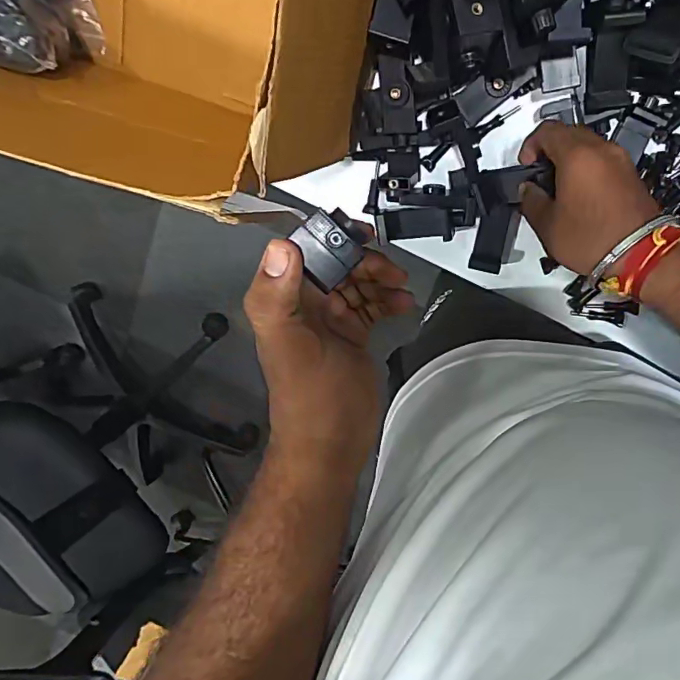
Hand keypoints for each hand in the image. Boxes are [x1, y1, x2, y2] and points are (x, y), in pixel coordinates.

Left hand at [243, 235, 414, 459]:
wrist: (331, 445)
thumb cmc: (309, 398)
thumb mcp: (289, 342)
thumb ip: (277, 295)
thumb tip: (280, 248)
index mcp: (284, 302)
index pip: (302, 253)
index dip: (328, 237)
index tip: (356, 235)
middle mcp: (305, 307)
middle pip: (336, 264)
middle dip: (363, 259)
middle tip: (387, 267)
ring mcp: (331, 321)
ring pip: (357, 281)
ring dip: (380, 277)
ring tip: (399, 284)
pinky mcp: (353, 335)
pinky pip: (371, 304)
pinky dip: (388, 299)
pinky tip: (402, 303)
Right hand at [519, 121, 662, 274]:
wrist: (641, 254)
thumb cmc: (600, 240)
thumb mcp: (548, 225)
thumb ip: (531, 200)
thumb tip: (528, 191)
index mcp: (577, 155)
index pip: (547, 131)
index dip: (530, 145)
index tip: (527, 163)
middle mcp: (602, 151)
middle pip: (569, 133)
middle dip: (550, 150)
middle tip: (540, 173)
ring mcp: (620, 161)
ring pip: (589, 146)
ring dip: (571, 159)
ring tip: (561, 187)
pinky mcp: (631, 174)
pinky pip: (604, 161)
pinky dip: (590, 169)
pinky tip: (582, 195)